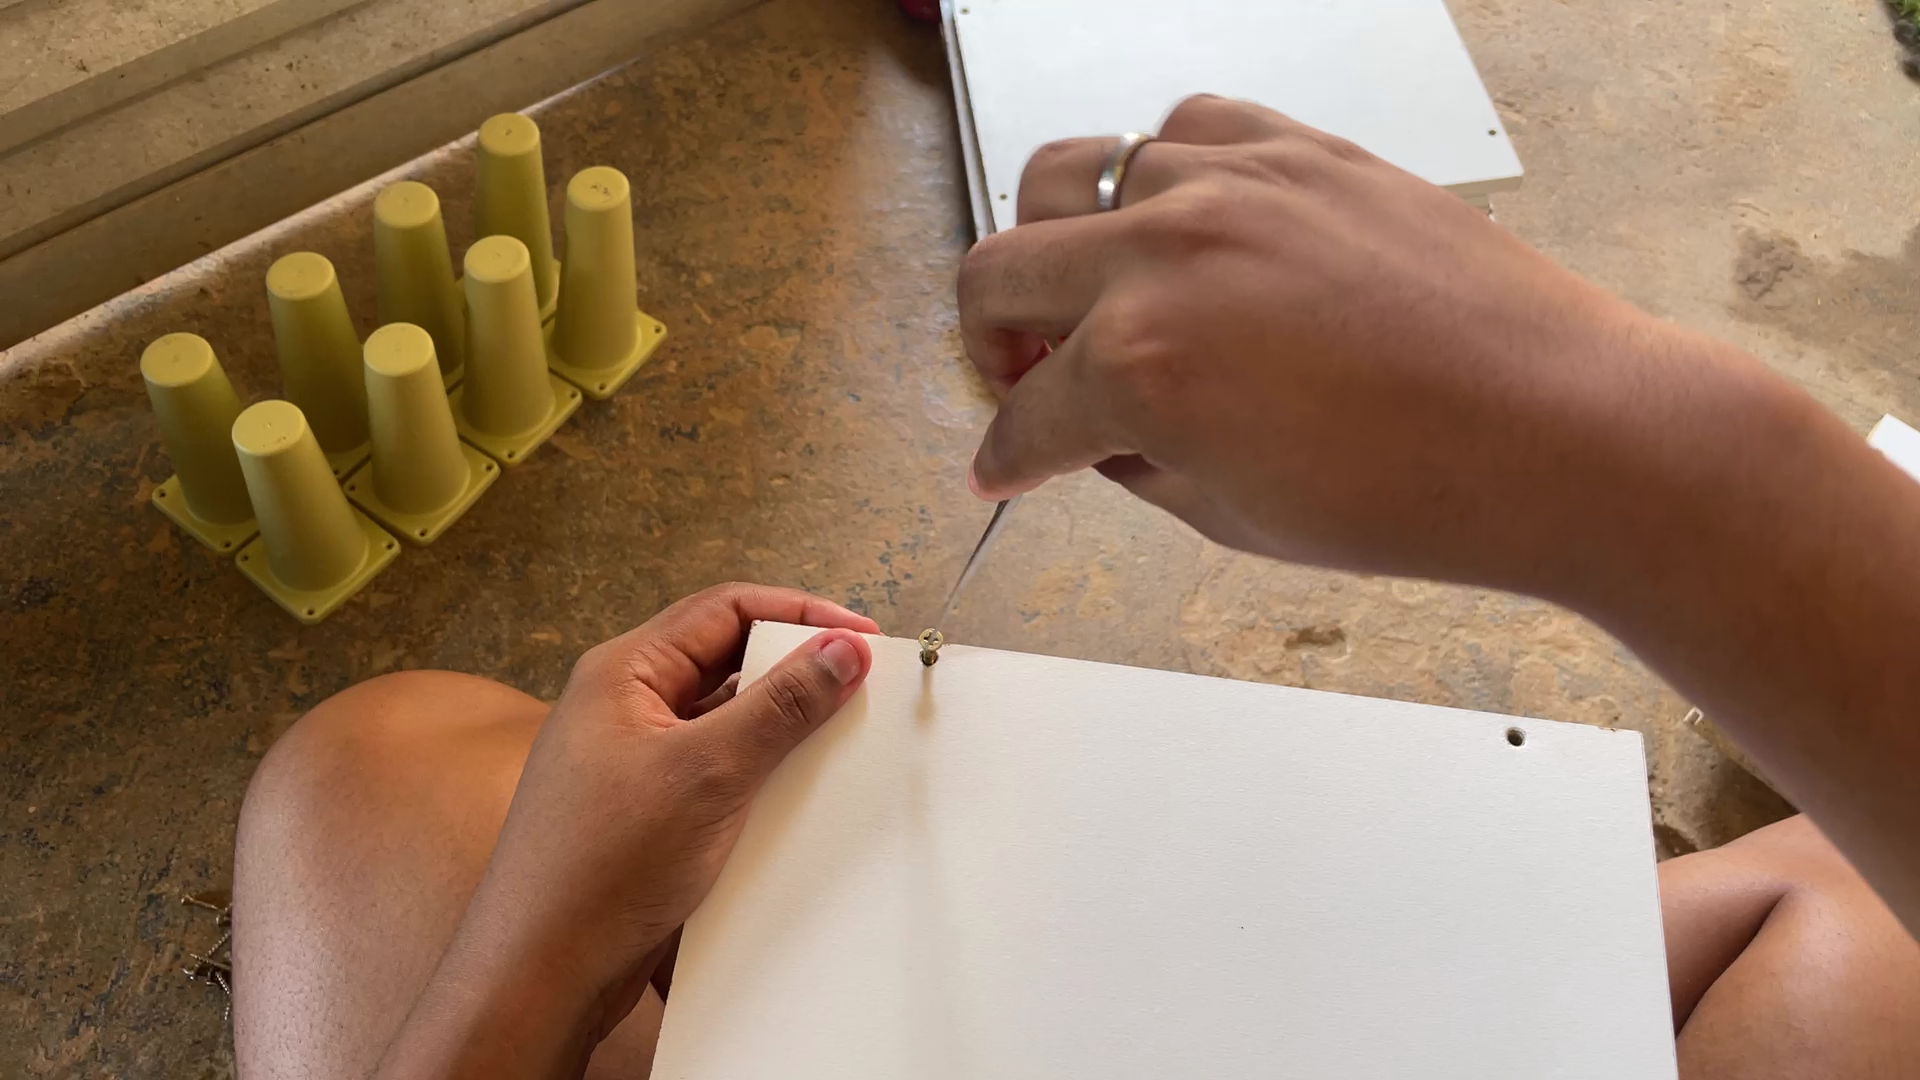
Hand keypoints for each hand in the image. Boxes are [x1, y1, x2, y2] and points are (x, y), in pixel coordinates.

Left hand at [375, 584, 876, 1078]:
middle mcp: (631, 701)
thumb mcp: (708, 772)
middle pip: (728, 654)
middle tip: (857, 676)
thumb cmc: (605, 866)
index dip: (799, 612)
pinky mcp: (656, 797)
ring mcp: (641, 751)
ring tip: (840, 723)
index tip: (860, 634)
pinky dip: (764, 756)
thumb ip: (783, 704)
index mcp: (626, 671)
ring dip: (783, 712)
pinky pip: (722, 755)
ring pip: (728, 708)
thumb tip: (847, 648)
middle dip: (794, 661)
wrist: (539, 982)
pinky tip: (802, 775)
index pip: (726, 608)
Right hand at [956, 94, 1762, 597]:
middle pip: (992, 275)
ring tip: (1102, 300)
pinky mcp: (1295, 149)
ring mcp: (1225, 186)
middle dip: (985, 343)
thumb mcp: (1216, 512)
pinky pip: (1173, 134)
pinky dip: (1151, 188)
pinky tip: (1182, 237)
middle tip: (1023, 378)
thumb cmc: (1389, 502)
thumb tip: (1078, 433)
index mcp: (1134, 371)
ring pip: (1064, 180)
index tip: (996, 472)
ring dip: (1058, 253)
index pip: (1021, 421)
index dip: (999, 460)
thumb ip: (1121, 460)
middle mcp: (1157, 259)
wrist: (1556, 433)